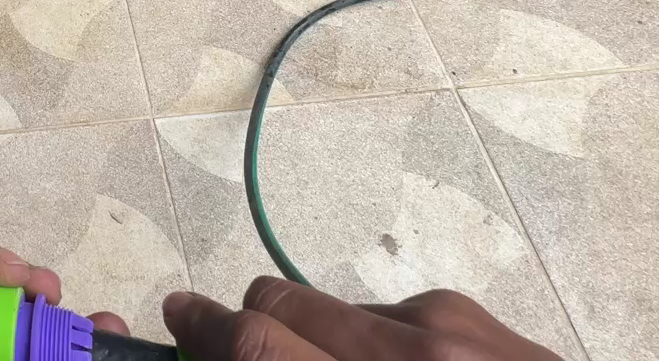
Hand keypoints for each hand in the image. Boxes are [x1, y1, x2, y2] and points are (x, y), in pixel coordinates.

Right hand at [164, 277, 563, 360]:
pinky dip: (376, 345)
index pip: (257, 347)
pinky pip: (386, 311)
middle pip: (274, 303)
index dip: (202, 331)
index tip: (180, 321)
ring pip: (326, 303)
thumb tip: (243, 357)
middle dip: (247, 328)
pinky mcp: (478, 316)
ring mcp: (448, 332)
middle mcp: (409, 359)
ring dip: (316, 341)